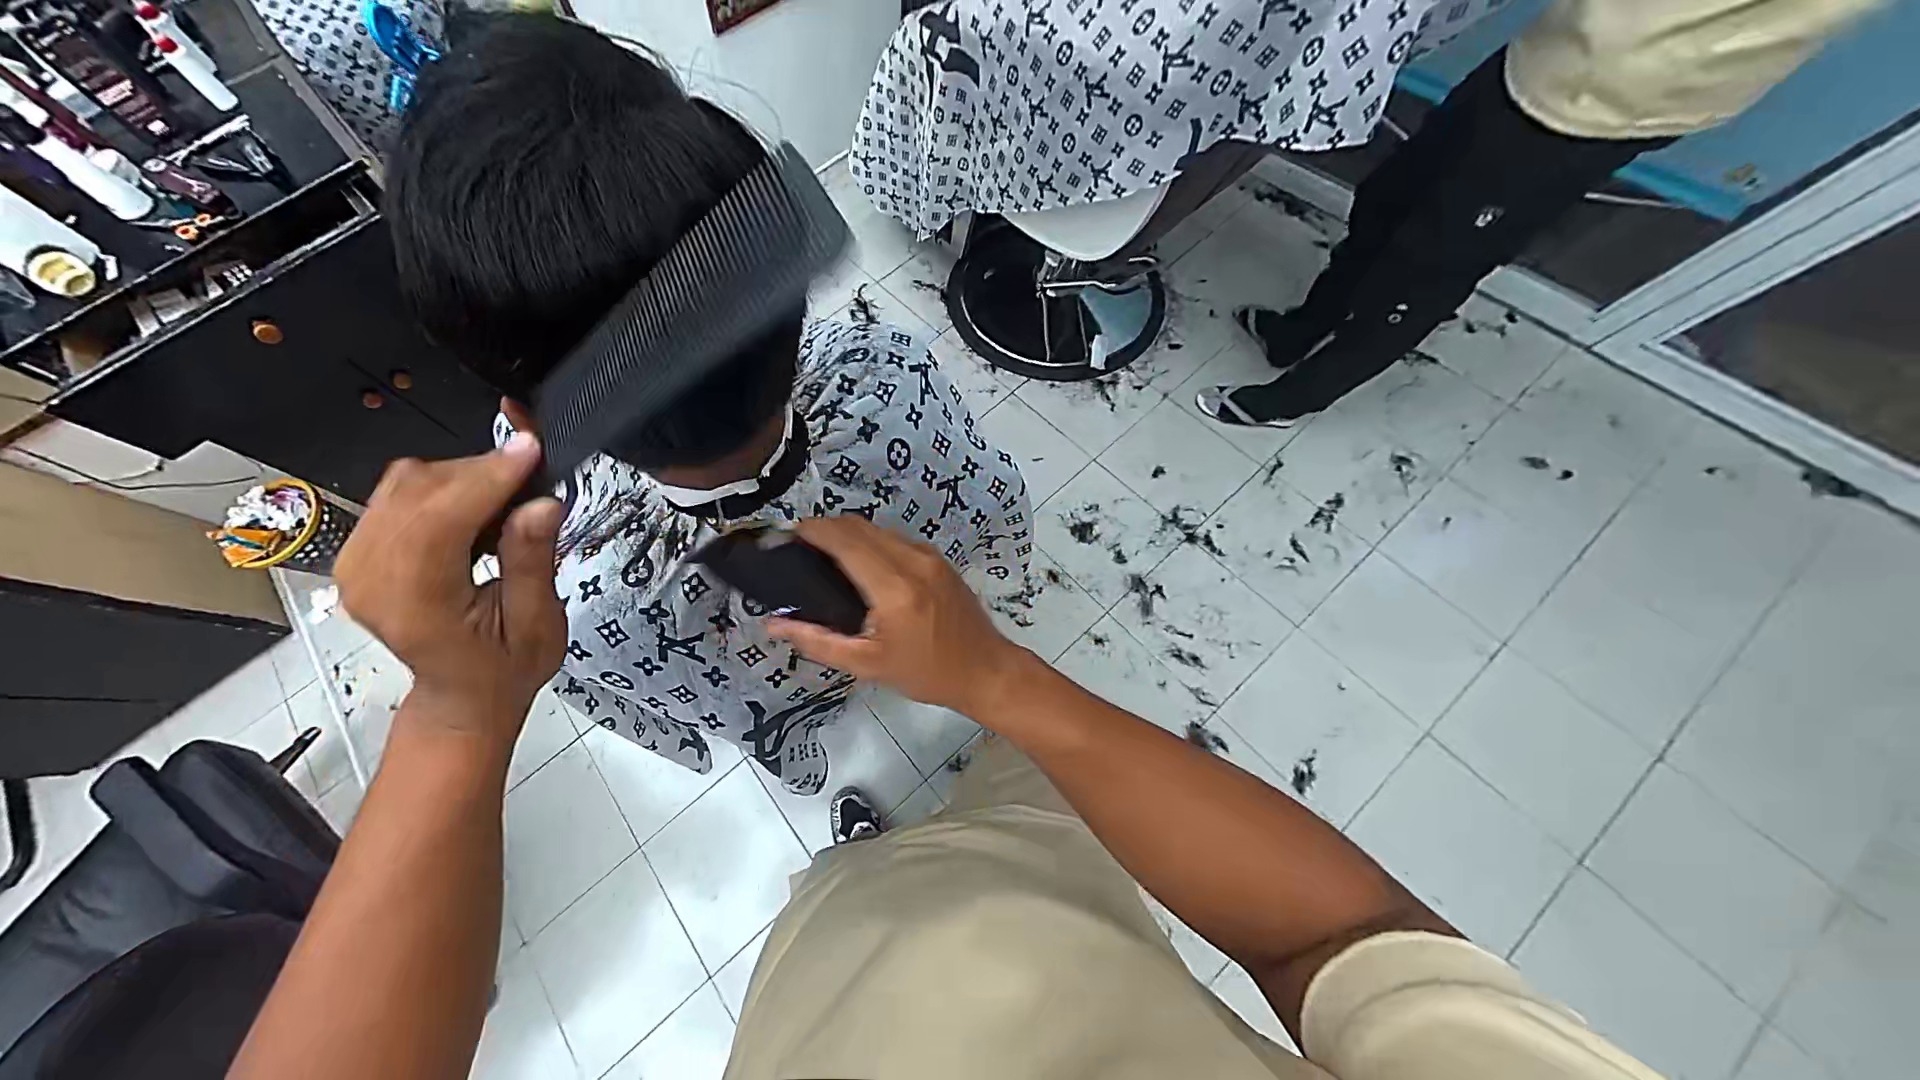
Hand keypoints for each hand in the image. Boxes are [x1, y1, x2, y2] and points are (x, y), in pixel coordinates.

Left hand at [334, 434, 566, 742]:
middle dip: (481, 473)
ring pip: (405, 484)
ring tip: (510, 497)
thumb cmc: (505, 668)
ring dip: (464, 478)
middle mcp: (369, 579)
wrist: (465, 693)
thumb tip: (542, 504)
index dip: (487, 479)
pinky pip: (399, 493)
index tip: (530, 450)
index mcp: (413, 606)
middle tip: (534, 476)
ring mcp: (356, 562)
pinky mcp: (362, 549)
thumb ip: (533, 562)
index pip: (439, 521)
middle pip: (417, 492)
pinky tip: (479, 507)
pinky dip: (446, 487)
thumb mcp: (537, 624)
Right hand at [764, 516, 1033, 718]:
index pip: (846, 541)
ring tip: (826, 557)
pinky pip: (896, 539)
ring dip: (850, 533)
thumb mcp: (868, 665)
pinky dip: (872, 542)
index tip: (788, 536)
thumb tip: (774, 624)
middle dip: (827, 528)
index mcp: (895, 588)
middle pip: (860, 526)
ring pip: (879, 529)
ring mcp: (930, 556)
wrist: (986, 669)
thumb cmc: (927, 673)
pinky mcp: (939, 559)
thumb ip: (818, 641)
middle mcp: (914, 561)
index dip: (813, 531)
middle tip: (801, 549)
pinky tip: (861, 565)